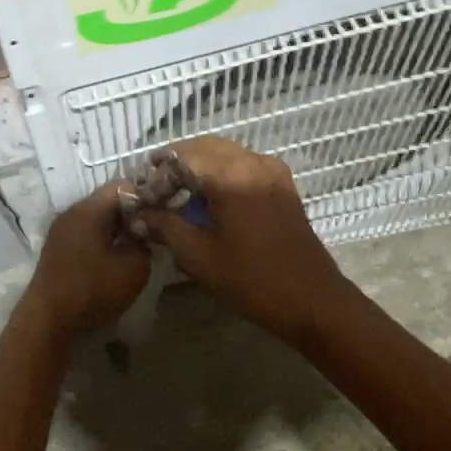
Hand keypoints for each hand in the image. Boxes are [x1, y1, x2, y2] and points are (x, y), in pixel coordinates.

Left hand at [24, 182, 151, 332]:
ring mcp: (60, 232)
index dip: (146, 196)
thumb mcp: (134, 267)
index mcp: (88, 209)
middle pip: (107, 202)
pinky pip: (85, 235)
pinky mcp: (57, 250)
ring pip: (96, 220)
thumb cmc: (93, 290)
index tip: (162, 213)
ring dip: (117, 230)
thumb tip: (142, 234)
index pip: (122, 186)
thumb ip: (144, 243)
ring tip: (138, 248)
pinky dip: (102, 241)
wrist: (48, 322)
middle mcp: (71, 213)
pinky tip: (115, 260)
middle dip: (132, 214)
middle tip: (153, 232)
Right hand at [134, 136, 356, 339]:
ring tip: (176, 202)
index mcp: (232, 174)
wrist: (312, 301)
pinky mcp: (282, 186)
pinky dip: (219, 177)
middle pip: (202, 148)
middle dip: (174, 167)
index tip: (141, 201)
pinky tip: (207, 205)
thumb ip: (164, 226)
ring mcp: (272, 171)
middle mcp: (254, 161)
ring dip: (196, 170)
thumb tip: (138, 215)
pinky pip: (242, 167)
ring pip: (223, 155)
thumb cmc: (251, 280)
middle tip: (154, 195)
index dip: (156, 176)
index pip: (181, 157)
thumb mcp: (198, 255)